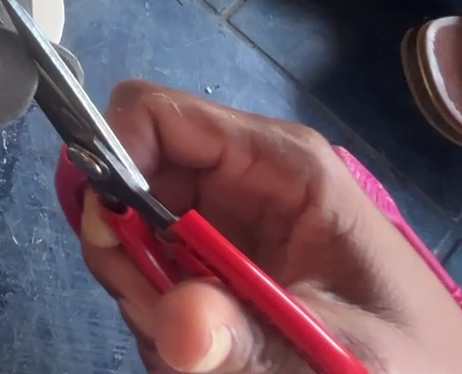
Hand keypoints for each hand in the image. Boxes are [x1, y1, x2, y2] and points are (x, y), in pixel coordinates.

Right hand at [77, 82, 461, 373]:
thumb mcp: (350, 361)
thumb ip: (256, 342)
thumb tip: (174, 326)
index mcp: (277, 163)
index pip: (153, 112)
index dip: (113, 154)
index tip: (111, 229)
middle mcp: (237, 174)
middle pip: (128, 171)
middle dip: (123, 241)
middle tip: (151, 311)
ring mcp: (218, 213)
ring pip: (127, 223)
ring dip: (136, 284)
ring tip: (188, 348)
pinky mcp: (208, 253)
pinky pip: (144, 260)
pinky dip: (150, 306)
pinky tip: (195, 350)